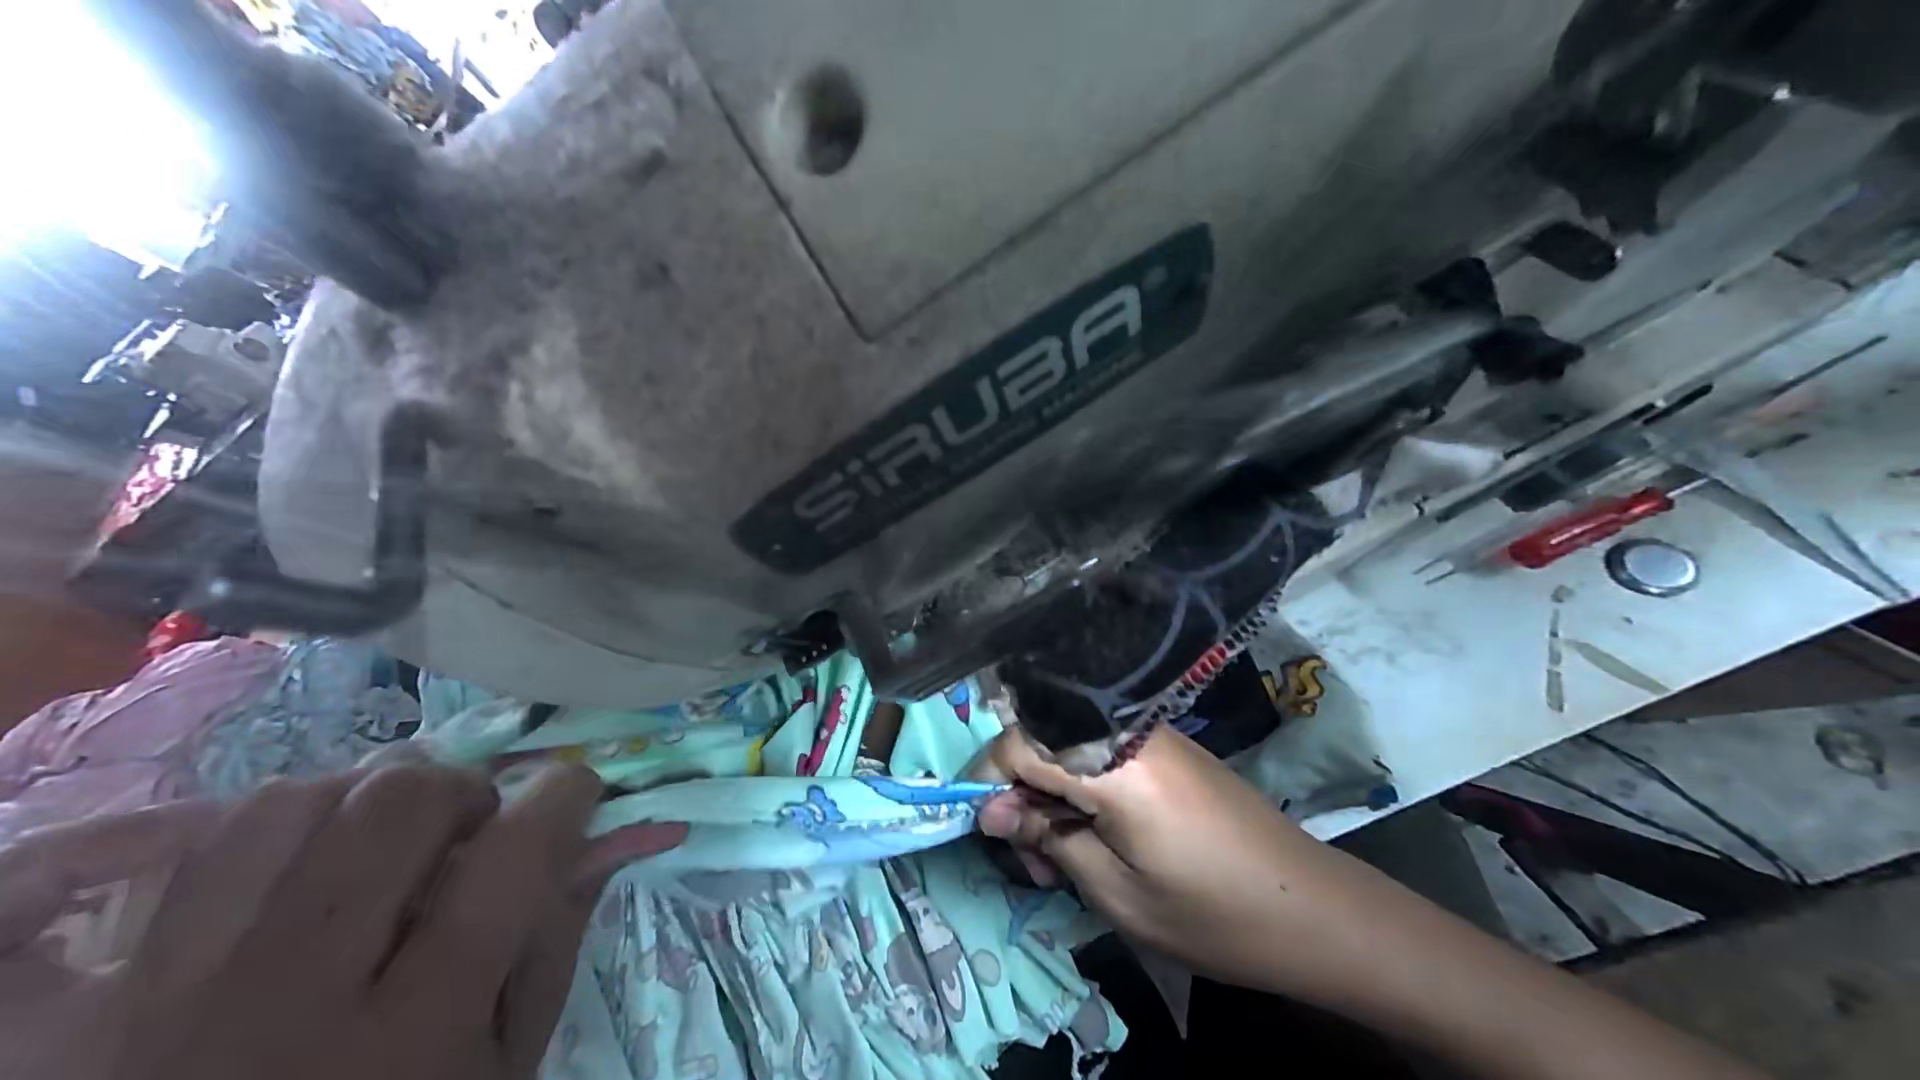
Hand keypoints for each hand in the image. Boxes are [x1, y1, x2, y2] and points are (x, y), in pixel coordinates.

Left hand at [0, 763, 657, 1079]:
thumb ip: (547, 955)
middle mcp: (282, 1005)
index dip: (560, 797)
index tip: (573, 785)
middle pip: (391, 809)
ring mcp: (155, 1004)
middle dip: (456, 787)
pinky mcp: (51, 1021)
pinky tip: (243, 849)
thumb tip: (591, 845)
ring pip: (275, 811)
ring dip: (351, 798)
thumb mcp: (498, 1078)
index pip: (508, 863)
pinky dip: (177, 836)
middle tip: (468, 820)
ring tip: (371, 833)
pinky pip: (94, 874)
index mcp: (408, 1040)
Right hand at [977, 725, 1341, 994]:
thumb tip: (989, 809)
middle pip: (1040, 741)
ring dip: (1050, 798)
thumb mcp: (1115, 891)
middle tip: (1031, 863)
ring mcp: (1149, 736)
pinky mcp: (1165, 750)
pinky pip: (1100, 756)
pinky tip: (1092, 840)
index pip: (1019, 743)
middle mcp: (1126, 730)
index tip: (982, 829)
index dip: (987, 781)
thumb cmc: (1211, 913)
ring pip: (1068, 749)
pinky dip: (1081, 793)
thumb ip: (1047, 837)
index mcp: (1111, 760)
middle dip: (1020, 796)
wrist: (1314, 911)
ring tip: (1060, 862)